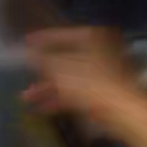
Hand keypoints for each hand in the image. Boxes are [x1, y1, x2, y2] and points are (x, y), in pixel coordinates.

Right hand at [23, 27, 144, 124]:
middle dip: (42, 71)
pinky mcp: (105, 92)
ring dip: (47, 88)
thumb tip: (28, 53)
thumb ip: (41, 59)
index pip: (62, 35)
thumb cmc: (90, 83)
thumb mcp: (59, 69)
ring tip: (26, 98)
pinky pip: (77, 92)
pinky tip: (41, 108)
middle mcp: (101, 50)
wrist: (122, 111)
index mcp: (93, 37)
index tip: (25, 41)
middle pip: (65, 58)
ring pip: (70, 77)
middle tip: (24, 73)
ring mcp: (104, 72)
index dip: (41, 39)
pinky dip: (60, 98)